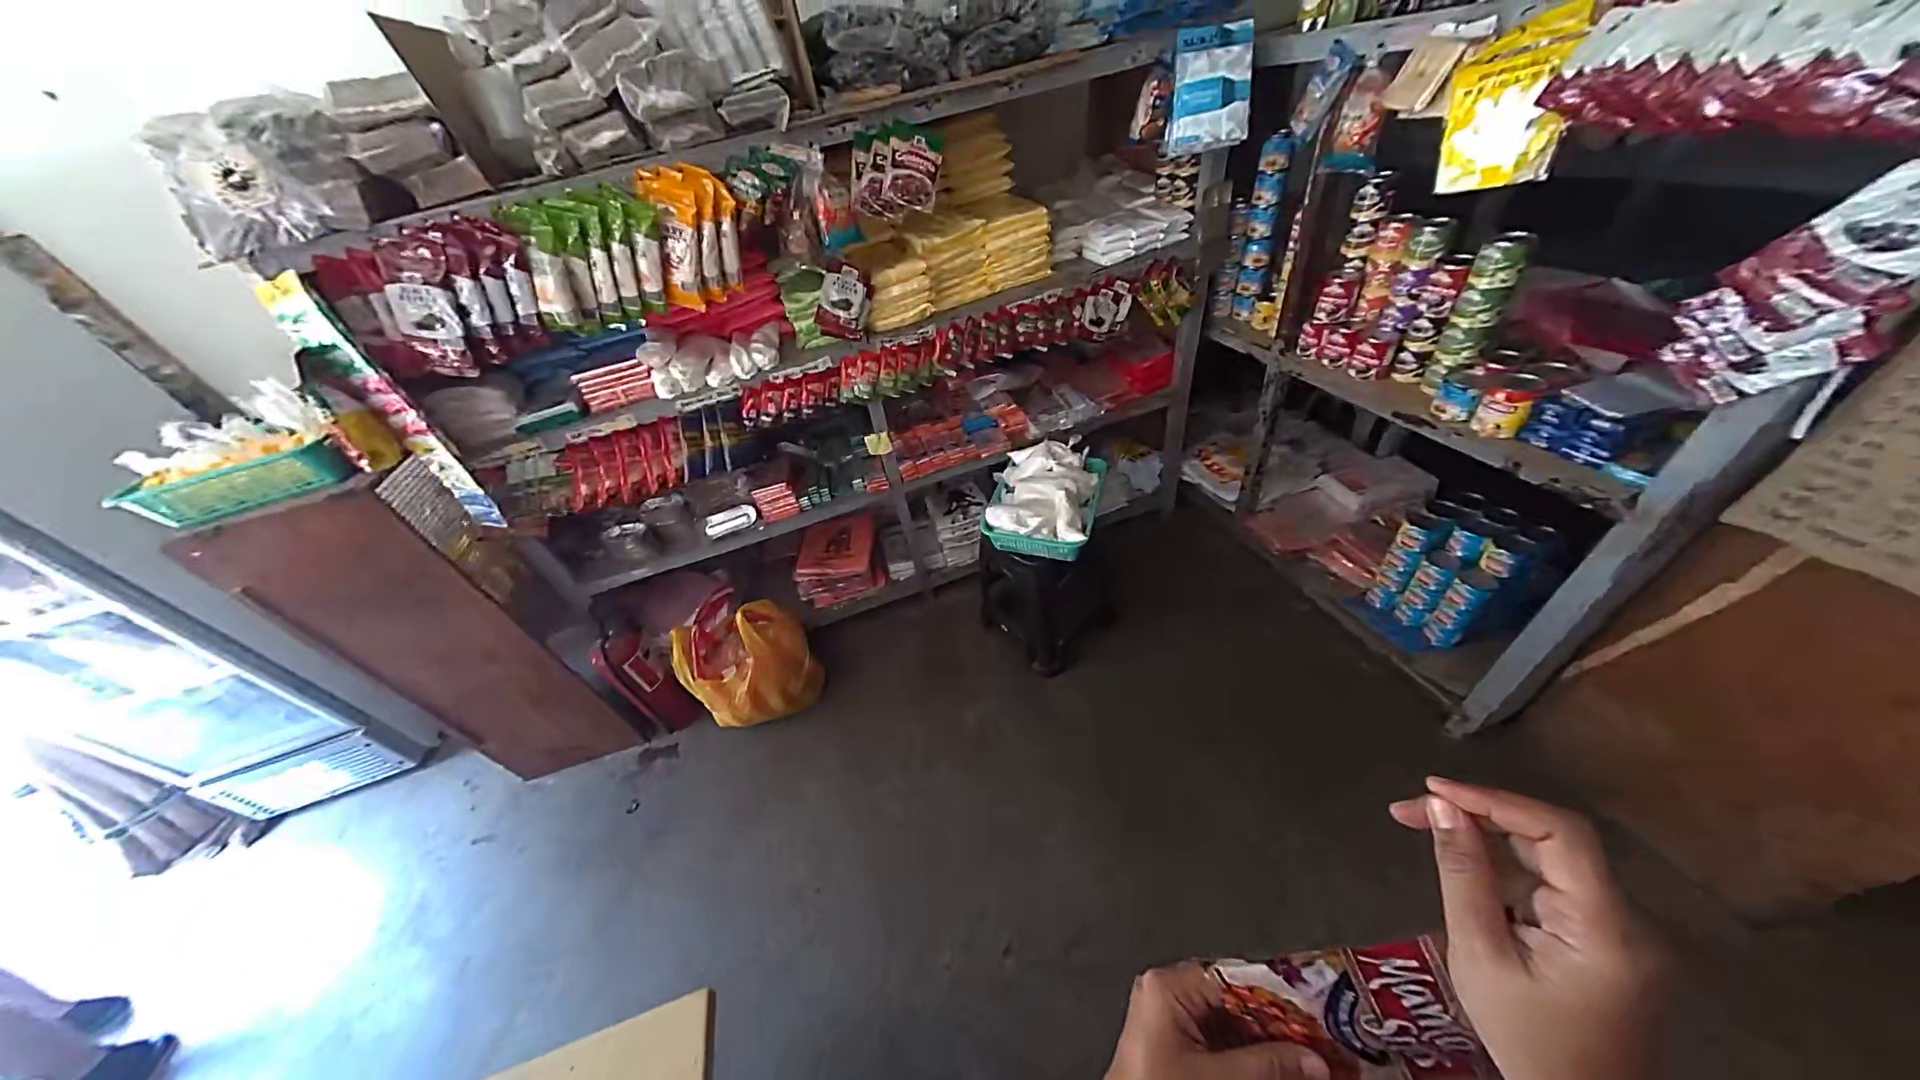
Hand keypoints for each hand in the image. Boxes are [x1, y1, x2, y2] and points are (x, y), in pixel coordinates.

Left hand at [1105, 962, 1329, 1079]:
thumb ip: (1266, 1066)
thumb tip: (1316, 1060)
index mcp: (1168, 986)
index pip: (1233, 977)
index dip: (1278, 995)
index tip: (1317, 1012)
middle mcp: (1167, 989)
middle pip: (1234, 997)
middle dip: (1277, 1023)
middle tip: (1322, 1040)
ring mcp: (1169, 1013)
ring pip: (1231, 1019)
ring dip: (1267, 1040)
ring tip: (1310, 1056)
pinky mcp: (1174, 1037)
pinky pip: (1219, 1036)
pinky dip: (1248, 1052)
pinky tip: (1279, 1066)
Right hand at [1390, 777, 1664, 1079]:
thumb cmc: (1523, 1038)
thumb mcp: (1479, 952)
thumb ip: (1463, 873)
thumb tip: (1441, 806)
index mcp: (1608, 929)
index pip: (1561, 833)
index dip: (1495, 800)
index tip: (1433, 789)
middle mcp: (1629, 921)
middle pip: (1551, 839)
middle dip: (1477, 815)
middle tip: (1410, 810)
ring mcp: (1621, 929)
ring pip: (1545, 857)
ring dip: (1483, 838)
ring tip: (1421, 827)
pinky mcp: (1604, 936)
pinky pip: (1548, 883)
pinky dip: (1501, 868)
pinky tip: (1462, 869)